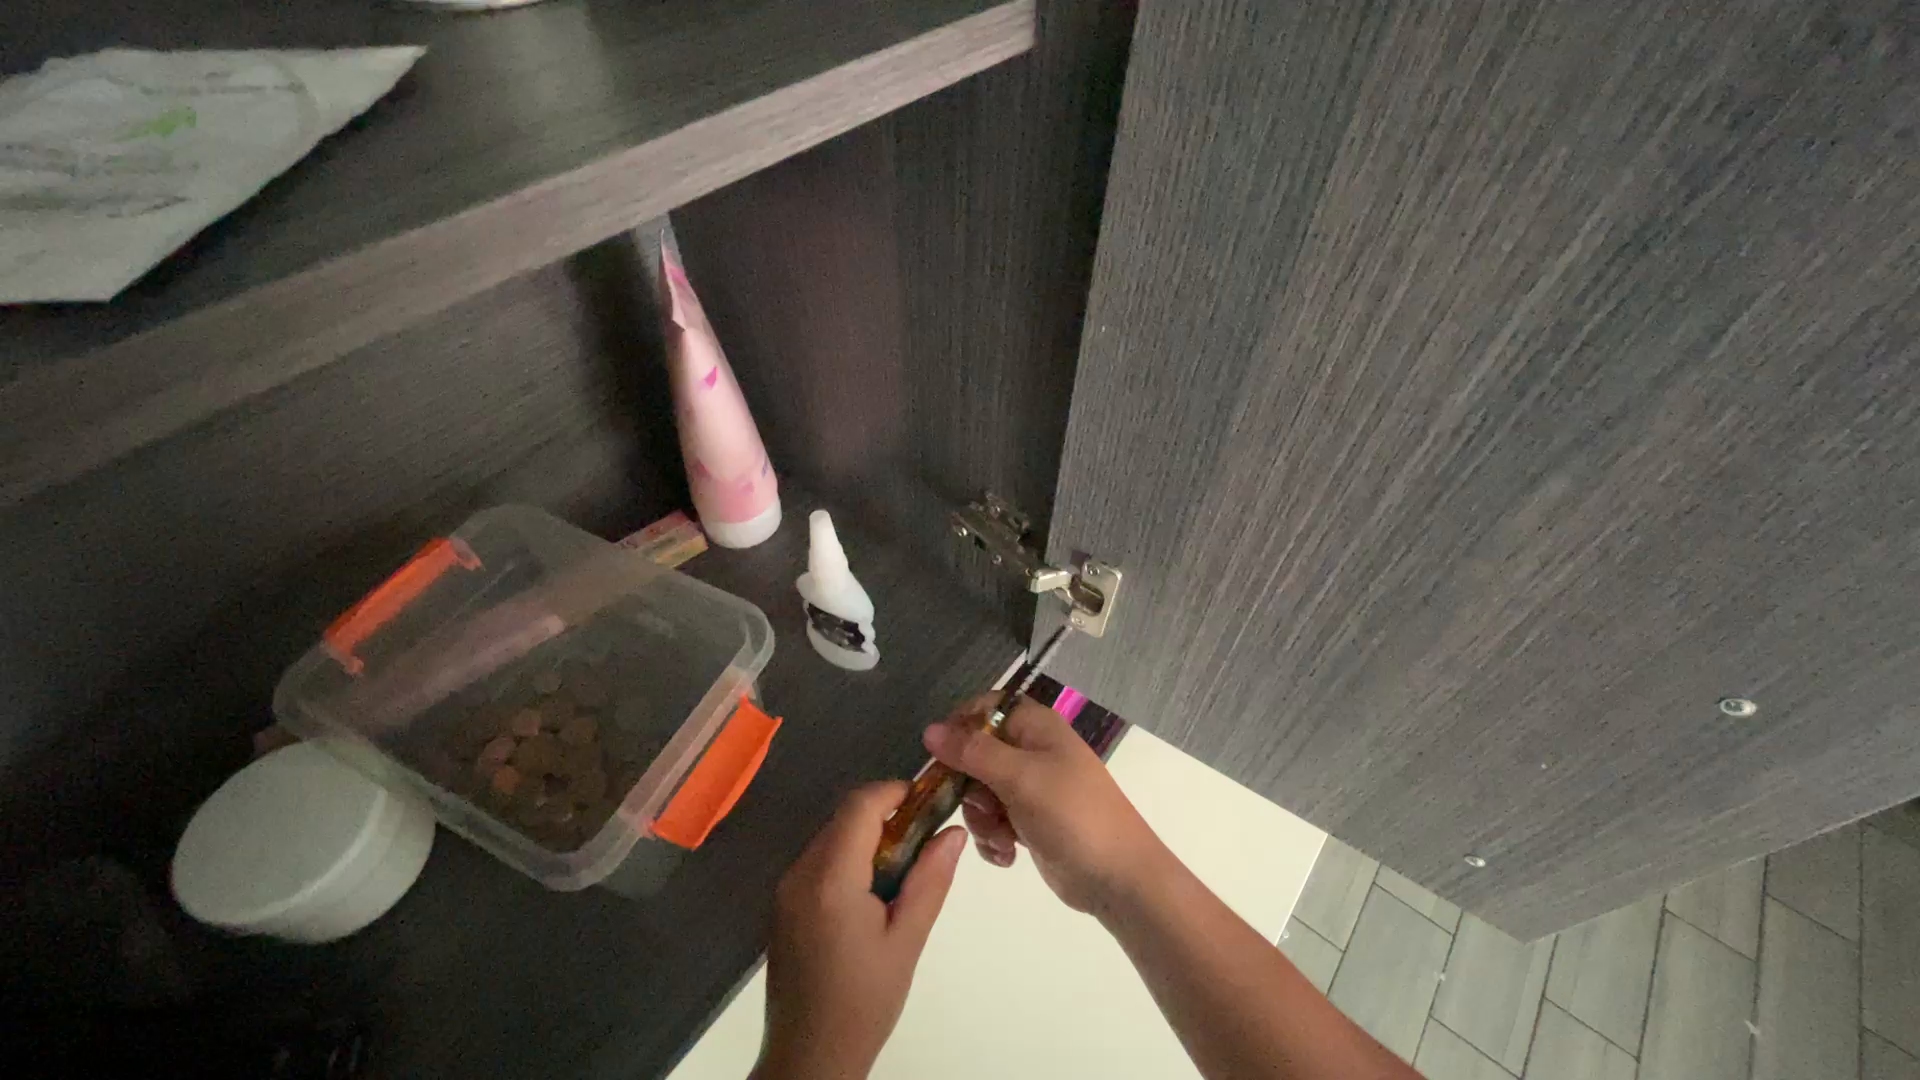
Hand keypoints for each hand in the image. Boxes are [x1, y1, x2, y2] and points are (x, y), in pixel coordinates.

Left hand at [755, 782, 965, 1079]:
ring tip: (901, 872)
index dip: (895, 792)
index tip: (928, 805)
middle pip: (844, 818)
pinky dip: (847, 859)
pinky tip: (870, 894)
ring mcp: (785, 888)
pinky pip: (818, 860)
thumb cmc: (864, 1002)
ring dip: (866, 837)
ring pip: (831, 836)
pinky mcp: (782, 904)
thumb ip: (930, 880)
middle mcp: (800, 873)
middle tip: (923, 841)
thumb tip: (953, 832)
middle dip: (885, 816)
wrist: (808, 1058)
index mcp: (830, 879)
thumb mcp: (906, 942)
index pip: (860, 805)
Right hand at [924, 695, 1168, 916]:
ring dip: (982, 819)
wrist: (1118, 877)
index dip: (961, 727)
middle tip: (983, 806)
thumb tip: (930, 730)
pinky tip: (1007, 855)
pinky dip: (994, 838)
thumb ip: (972, 752)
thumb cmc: (1072, 814)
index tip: (944, 757)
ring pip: (980, 792)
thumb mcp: (1020, 777)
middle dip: (970, 787)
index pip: (985, 709)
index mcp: (1036, 727)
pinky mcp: (1028, 822)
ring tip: (1002, 839)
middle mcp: (1031, 752)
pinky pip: (993, 820)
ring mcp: (1030, 789)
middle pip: (975, 754)